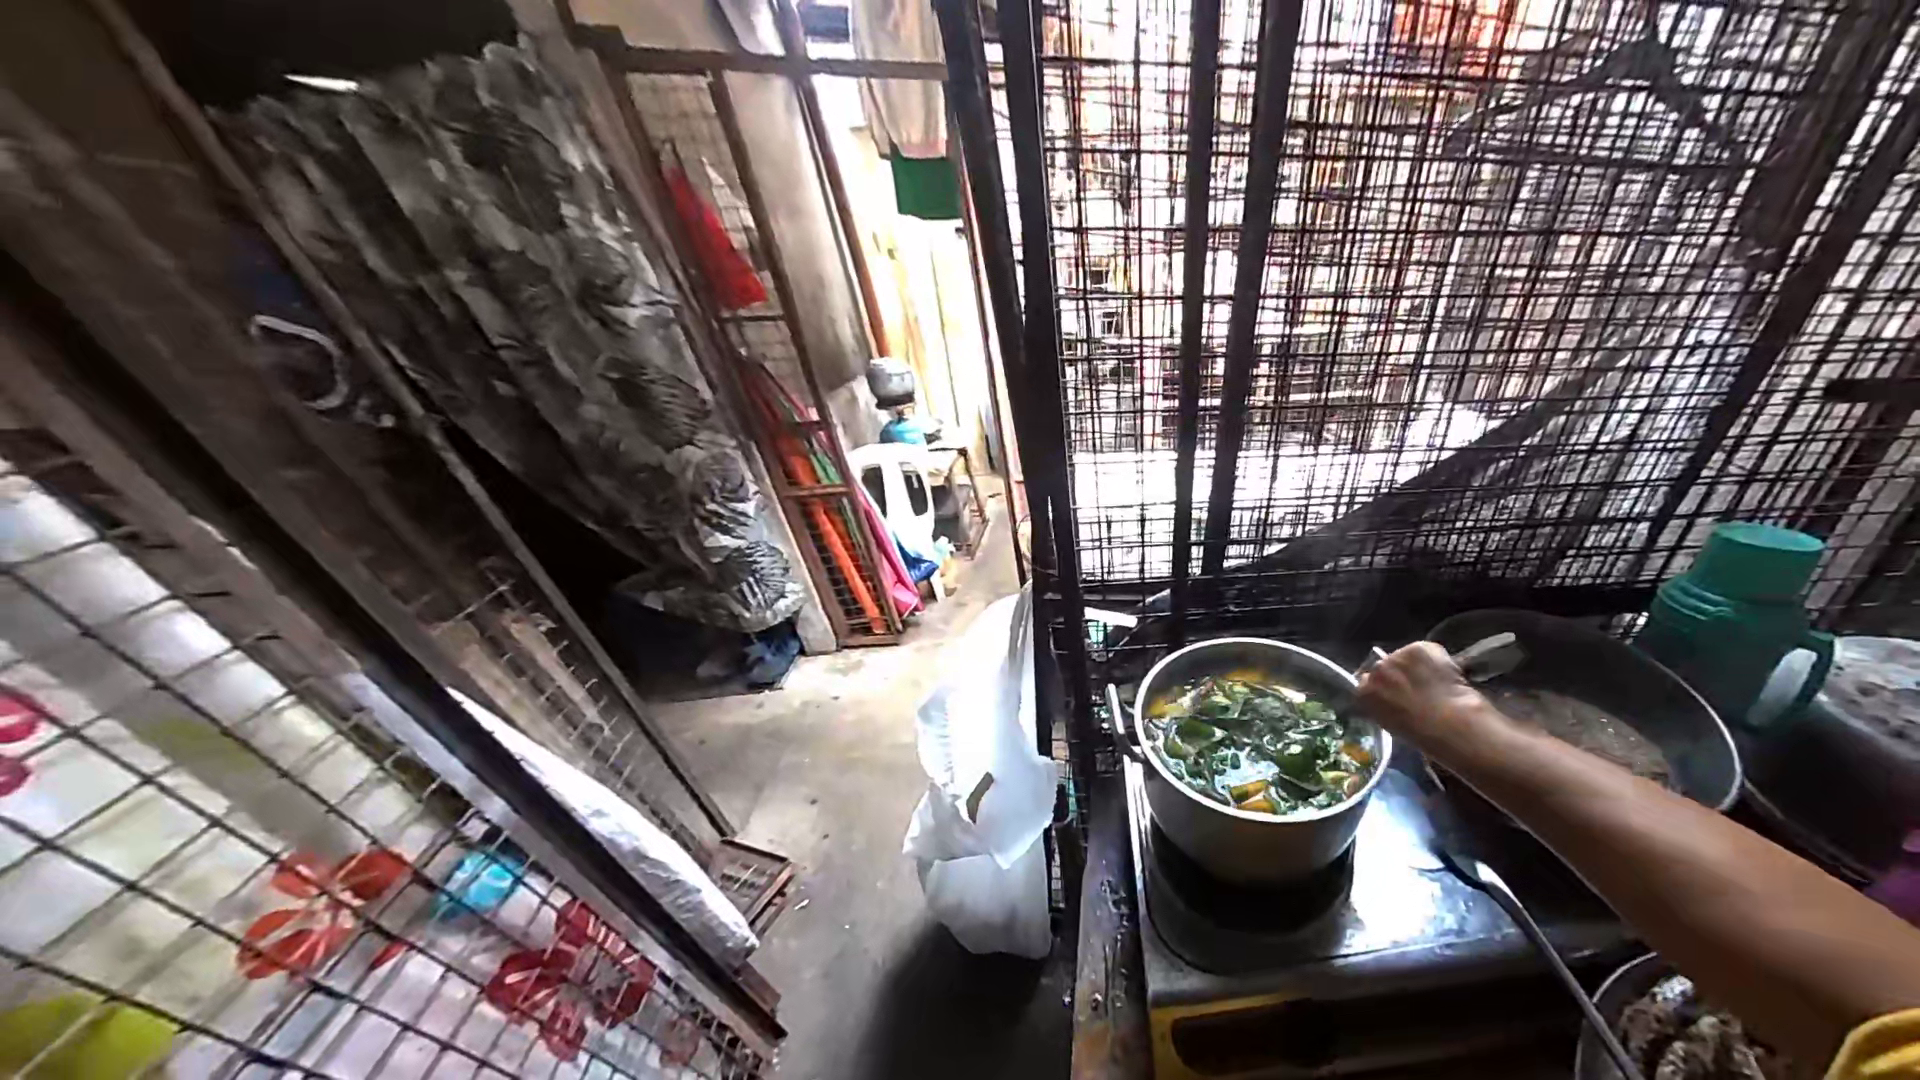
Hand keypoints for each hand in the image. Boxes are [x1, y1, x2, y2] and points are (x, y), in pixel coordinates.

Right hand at [1355, 641, 1490, 749]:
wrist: (1449, 722)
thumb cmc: (1422, 734)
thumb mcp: (1391, 725)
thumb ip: (1383, 705)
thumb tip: (1392, 700)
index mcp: (1364, 692)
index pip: (1368, 682)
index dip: (1384, 686)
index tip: (1397, 694)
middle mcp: (1375, 670)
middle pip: (1385, 666)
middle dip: (1398, 674)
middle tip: (1418, 688)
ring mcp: (1396, 656)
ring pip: (1406, 657)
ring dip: (1418, 666)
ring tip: (1436, 682)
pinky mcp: (1418, 649)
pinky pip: (1427, 651)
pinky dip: (1438, 660)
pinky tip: (1448, 675)